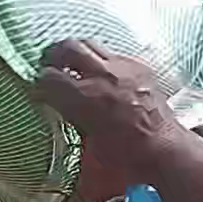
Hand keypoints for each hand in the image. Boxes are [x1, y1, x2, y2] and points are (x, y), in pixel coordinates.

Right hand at [35, 39, 192, 182]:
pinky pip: (112, 53)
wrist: (165, 149)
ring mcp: (123, 67)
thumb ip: (70, 124)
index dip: (38, 84)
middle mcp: (102, 75)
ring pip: (90, 43)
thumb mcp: (87, 147)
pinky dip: (101, 60)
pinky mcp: (139, 66)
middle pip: (68, 47)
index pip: (49, 78)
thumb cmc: (125, 158)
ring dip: (76, 51)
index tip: (37, 90)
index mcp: (86, 98)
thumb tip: (56, 119)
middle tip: (49, 65)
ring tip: (72, 63)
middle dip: (53, 55)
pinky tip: (101, 74)